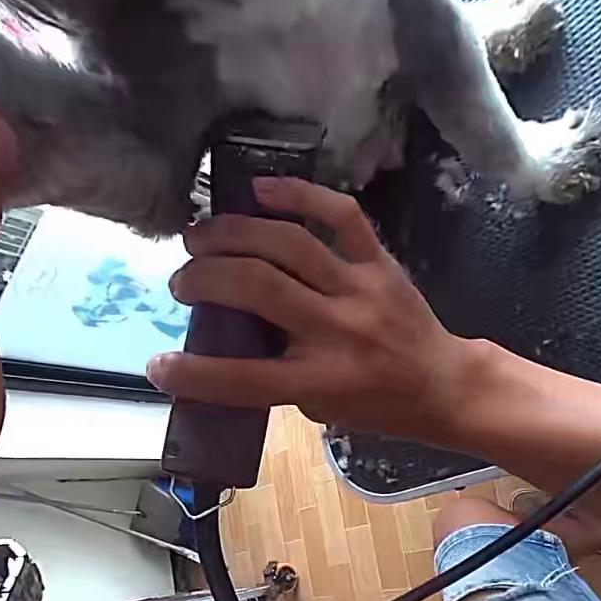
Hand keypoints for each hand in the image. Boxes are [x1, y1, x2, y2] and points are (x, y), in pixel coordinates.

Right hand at [147, 178, 487, 444]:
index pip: (242, 379)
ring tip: (201, 236)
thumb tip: (228, 341)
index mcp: (321, 381)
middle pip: (256, 287)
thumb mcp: (321, 409)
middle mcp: (338, 331)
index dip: (191, 375)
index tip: (156, 365)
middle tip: (183, 279)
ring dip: (232, 233)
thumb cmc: (378, 407)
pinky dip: (298, 195)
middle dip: (204, 277)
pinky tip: (260, 191)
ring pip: (287, 244)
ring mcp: (361, 291)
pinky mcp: (382, 263)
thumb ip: (275, 379)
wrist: (444, 386)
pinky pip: (341, 216)